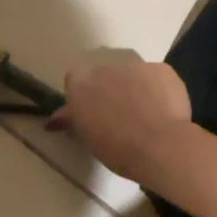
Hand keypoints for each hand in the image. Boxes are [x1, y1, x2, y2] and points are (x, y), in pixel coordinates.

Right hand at [47, 51, 192, 184]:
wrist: (160, 146)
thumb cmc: (117, 150)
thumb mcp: (87, 139)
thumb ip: (72, 122)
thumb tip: (54, 120)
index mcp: (81, 86)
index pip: (74, 81)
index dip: (82, 96)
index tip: (89, 114)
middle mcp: (105, 68)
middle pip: (103, 75)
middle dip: (108, 90)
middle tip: (117, 117)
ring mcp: (135, 66)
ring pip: (131, 74)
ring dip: (133, 88)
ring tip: (144, 115)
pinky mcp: (162, 69)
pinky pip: (155, 77)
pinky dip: (157, 89)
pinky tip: (162, 110)